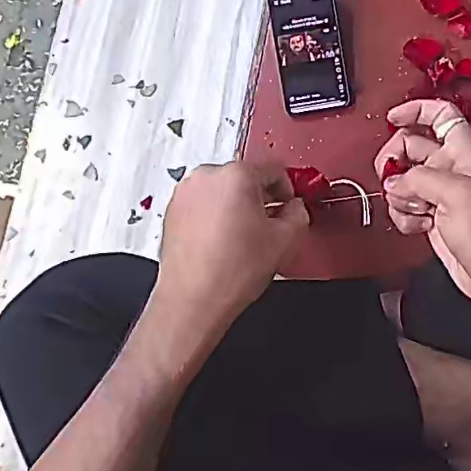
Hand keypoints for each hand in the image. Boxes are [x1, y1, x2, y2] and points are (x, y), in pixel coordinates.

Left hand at [155, 162, 308, 330]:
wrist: (193, 301)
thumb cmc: (231, 271)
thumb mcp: (284, 239)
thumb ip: (298, 213)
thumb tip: (295, 209)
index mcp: (237, 175)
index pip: (272, 169)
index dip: (287, 189)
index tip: (288, 204)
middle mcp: (207, 177)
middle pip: (245, 178)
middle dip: (260, 198)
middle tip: (270, 223)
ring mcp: (186, 194)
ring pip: (222, 191)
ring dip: (237, 206)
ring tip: (245, 237)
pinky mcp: (172, 212)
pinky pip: (203, 204)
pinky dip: (215, 216)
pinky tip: (224, 242)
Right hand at [376, 100, 470, 305]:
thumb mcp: (459, 197)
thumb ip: (422, 178)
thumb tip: (395, 181)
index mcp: (465, 154)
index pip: (441, 115)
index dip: (416, 110)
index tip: (392, 118)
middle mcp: (452, 168)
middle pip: (412, 145)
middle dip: (396, 160)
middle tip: (391, 178)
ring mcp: (441, 193)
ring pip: (403, 178)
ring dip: (399, 193)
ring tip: (416, 210)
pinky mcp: (432, 216)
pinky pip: (405, 205)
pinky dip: (403, 214)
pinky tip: (417, 226)